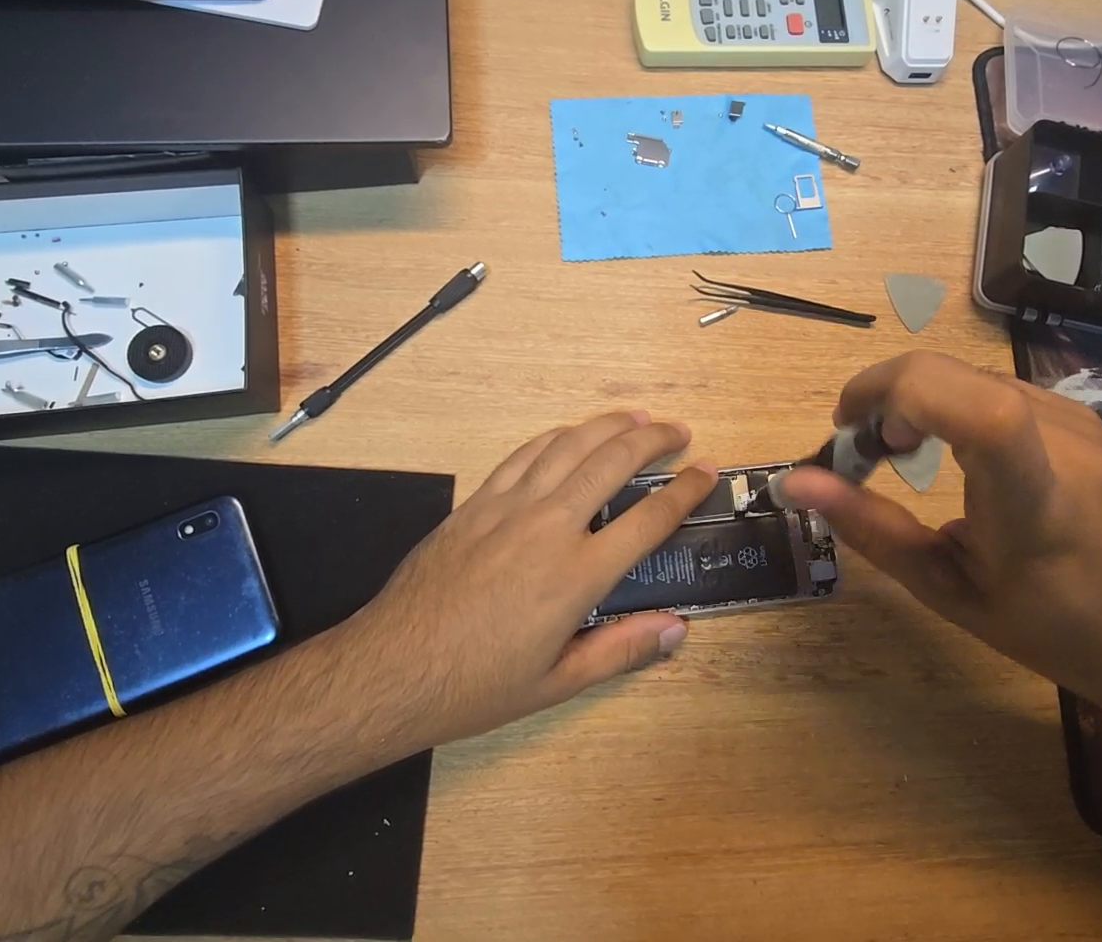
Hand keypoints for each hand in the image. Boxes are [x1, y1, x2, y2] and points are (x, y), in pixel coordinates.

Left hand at [333, 412, 718, 748]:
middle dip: (654, 439)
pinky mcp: (476, 503)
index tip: (707, 470)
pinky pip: (524, 454)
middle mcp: (548, 527)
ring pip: (569, 445)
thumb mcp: (557, 683)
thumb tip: (677, 628)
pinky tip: (570, 435)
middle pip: (612, 462)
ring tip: (637, 418)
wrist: (393, 666)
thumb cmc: (477, 684)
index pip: (648, 519)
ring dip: (608, 425)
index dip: (686, 490)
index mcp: (577, 575)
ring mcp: (508, 508)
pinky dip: (556, 437)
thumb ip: (621, 651)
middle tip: (679, 431)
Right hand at [774, 352, 1101, 734]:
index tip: (846, 428)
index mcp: (1035, 503)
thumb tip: (793, 483)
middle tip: (858, 453)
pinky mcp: (1077, 415)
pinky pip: (989, 387)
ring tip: (893, 455)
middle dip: (882, 398)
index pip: (976, 411)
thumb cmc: (1051, 628)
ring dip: (909, 400)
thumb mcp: (946, 591)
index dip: (894, 393)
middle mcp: (1064, 443)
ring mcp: (1076, 420)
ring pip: (963, 375)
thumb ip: (869, 528)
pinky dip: (943, 404)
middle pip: (951, 376)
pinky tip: (941, 450)